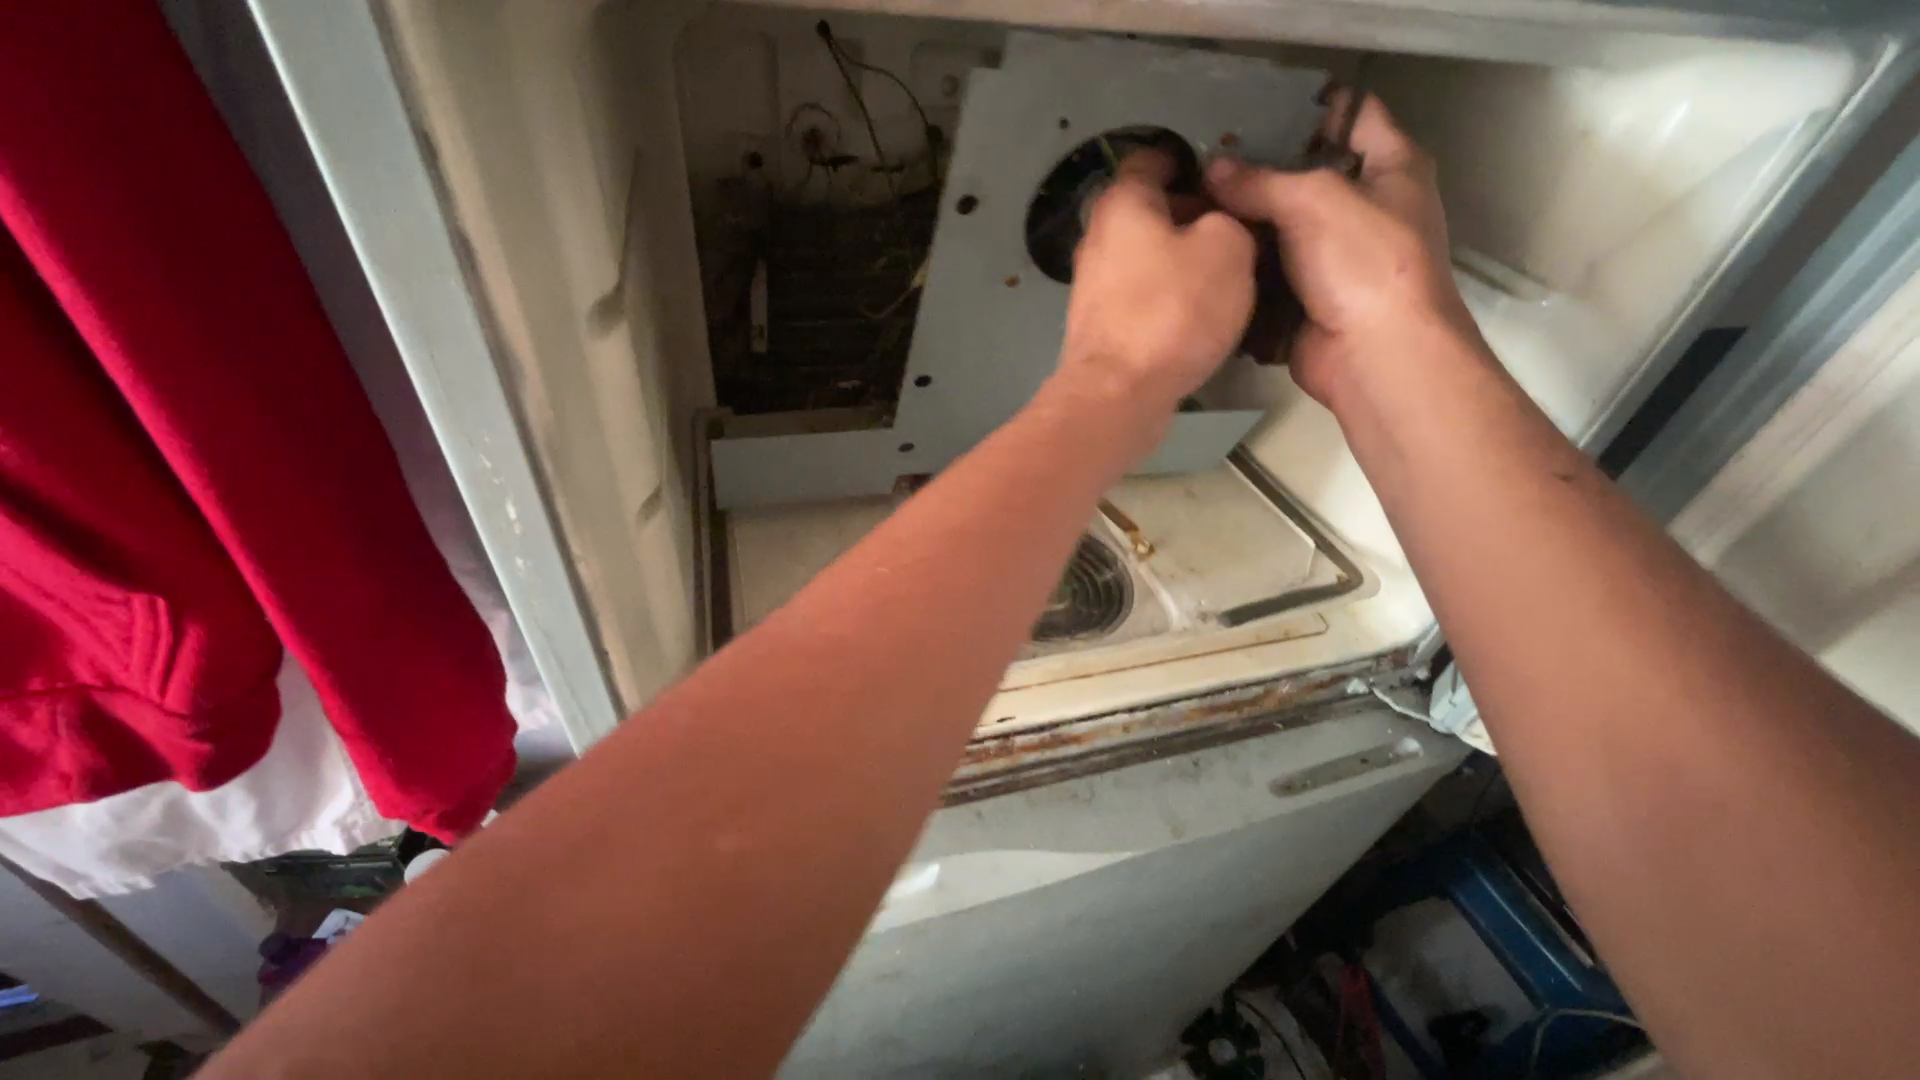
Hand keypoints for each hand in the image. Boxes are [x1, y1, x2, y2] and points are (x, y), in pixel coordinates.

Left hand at [1054, 149, 1256, 453]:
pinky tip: (1197, 317)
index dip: (1188, 161)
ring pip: (1145, 258)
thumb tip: (1220, 226)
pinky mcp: (1100, 328)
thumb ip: (1230, 221)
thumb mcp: (1228, 248)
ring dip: (1180, 261)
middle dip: (1190, 216)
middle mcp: (1097, 239)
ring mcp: (1092, 288)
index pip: (1151, 160)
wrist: (1119, 394)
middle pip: (1148, 213)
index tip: (1219, 176)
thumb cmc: (1173, 310)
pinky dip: (1167, 299)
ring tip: (1225, 275)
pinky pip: (1141, 298)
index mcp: (1122, 204)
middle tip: (1235, 229)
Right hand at [1205, 91, 1476, 408]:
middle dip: (1258, 171)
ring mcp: (1336, 258)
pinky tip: (1204, 253)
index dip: (1305, 107)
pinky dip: (1243, 267)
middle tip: (1203, 161)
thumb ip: (1259, 180)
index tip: (1248, 109)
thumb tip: (1211, 170)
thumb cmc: (1363, 261)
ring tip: (1192, 204)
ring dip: (1244, 223)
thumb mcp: (1313, 201)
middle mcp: (1367, 208)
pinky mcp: (1309, 299)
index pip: (1352, 114)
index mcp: (1392, 166)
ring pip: (1281, 229)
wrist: (1374, 355)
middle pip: (1305, 176)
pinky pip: (1269, 274)